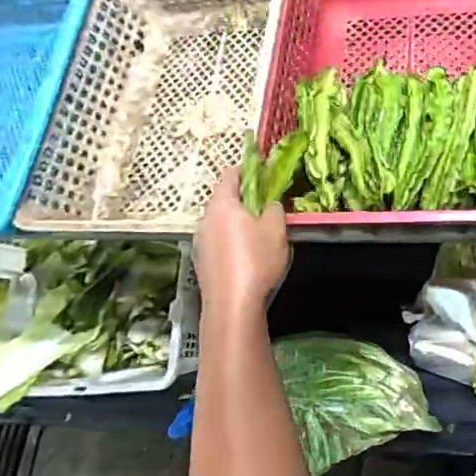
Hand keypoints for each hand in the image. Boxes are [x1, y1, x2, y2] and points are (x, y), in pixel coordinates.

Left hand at [195, 167, 289, 317]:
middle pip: (224, 199)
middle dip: (245, 199)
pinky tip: (247, 256)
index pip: (231, 174)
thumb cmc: (256, 261)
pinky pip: (218, 241)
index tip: (265, 174)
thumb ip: (274, 208)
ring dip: (237, 222)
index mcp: (222, 204)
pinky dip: (231, 241)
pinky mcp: (201, 261)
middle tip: (267, 207)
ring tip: (259, 234)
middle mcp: (205, 218)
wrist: (233, 305)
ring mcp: (199, 240)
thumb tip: (270, 202)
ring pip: (220, 222)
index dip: (248, 170)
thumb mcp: (276, 229)